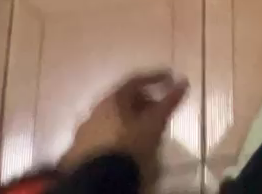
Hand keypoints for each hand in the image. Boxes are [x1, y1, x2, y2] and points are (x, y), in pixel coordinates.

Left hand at [62, 71, 186, 182]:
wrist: (98, 183)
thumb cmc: (130, 146)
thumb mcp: (154, 123)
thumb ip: (169, 101)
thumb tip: (183, 82)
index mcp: (112, 100)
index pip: (135, 81)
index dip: (155, 78)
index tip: (170, 80)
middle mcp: (94, 112)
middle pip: (122, 100)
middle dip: (142, 102)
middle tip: (157, 109)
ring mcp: (83, 133)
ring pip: (110, 120)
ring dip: (128, 121)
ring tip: (143, 130)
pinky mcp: (77, 154)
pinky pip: (101, 137)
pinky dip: (115, 136)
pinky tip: (125, 148)